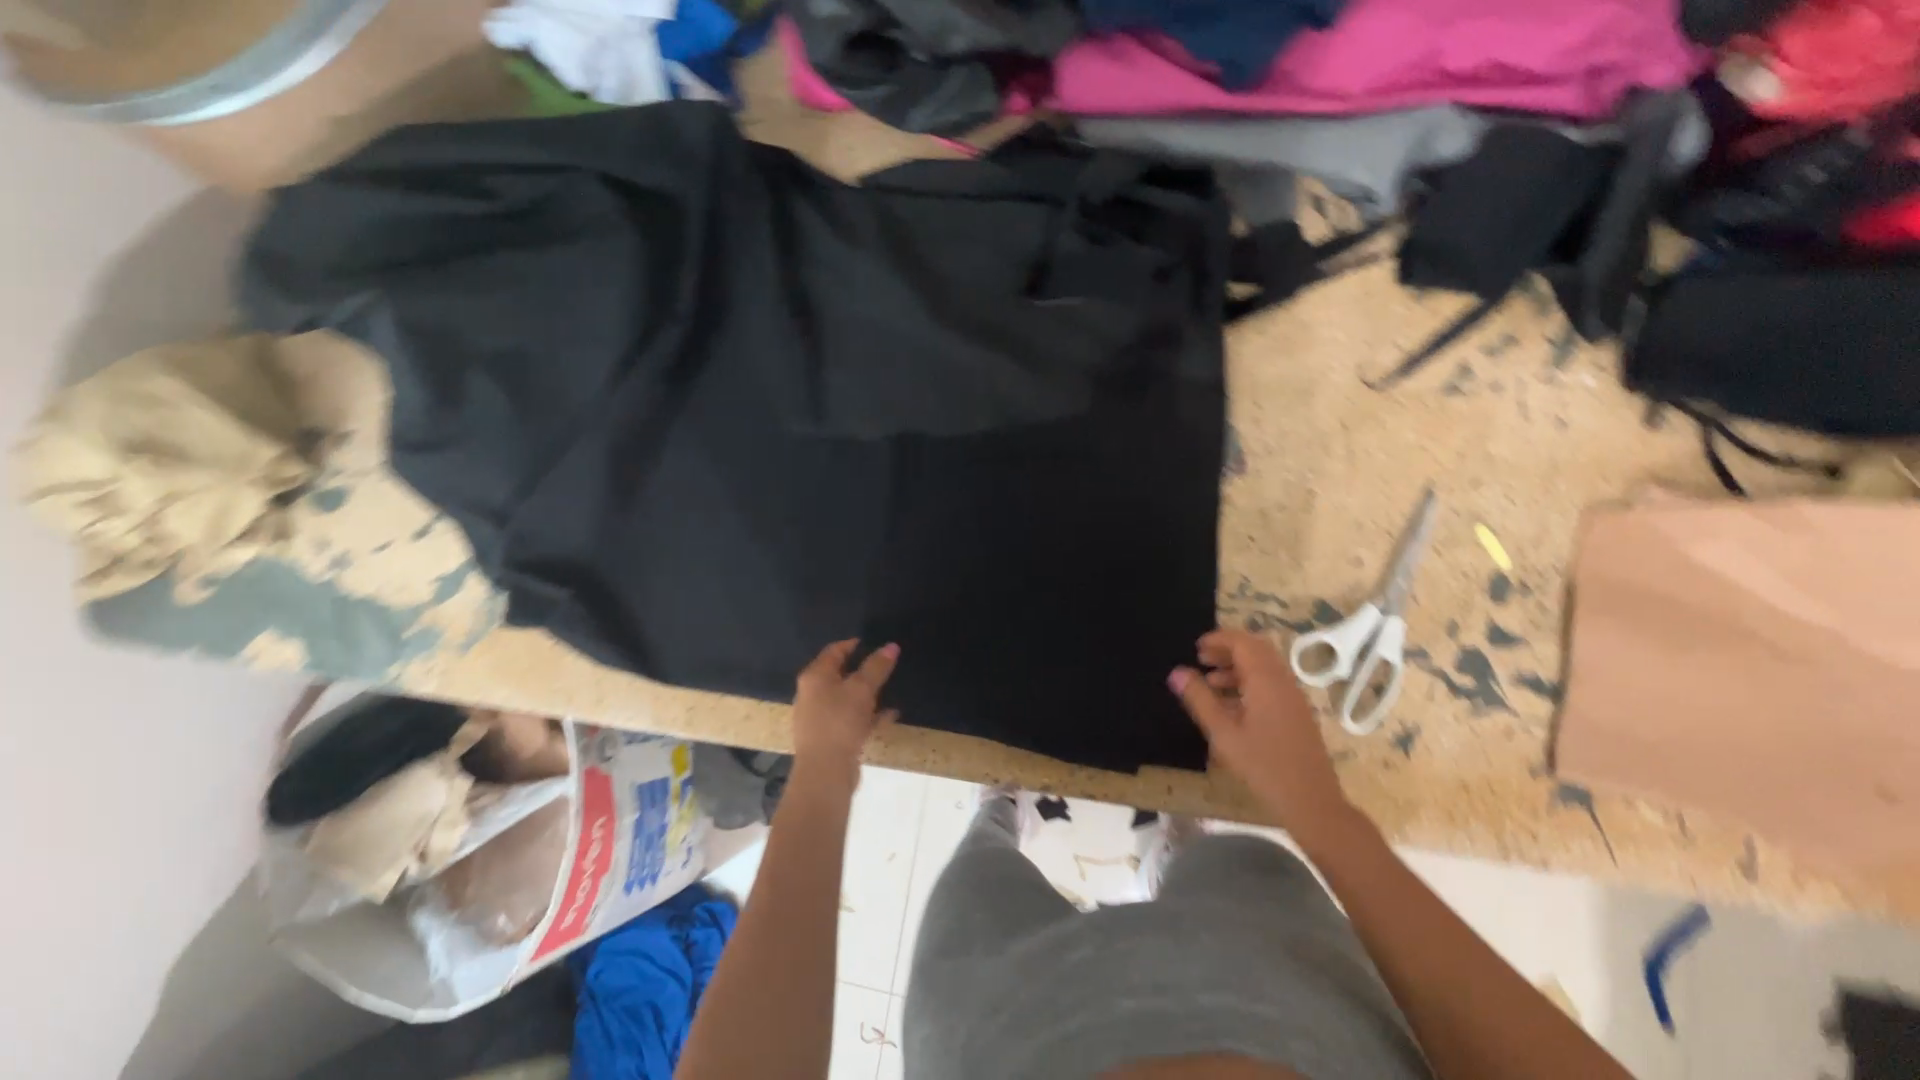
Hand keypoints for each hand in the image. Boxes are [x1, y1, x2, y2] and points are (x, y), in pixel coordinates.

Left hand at [791, 639, 900, 769]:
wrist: (825, 771)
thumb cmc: (839, 722)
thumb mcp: (861, 689)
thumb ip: (876, 667)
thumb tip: (891, 646)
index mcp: (814, 677)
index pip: (833, 651)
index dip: (853, 644)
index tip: (874, 642)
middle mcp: (812, 694)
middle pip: (839, 675)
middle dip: (862, 670)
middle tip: (886, 664)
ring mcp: (820, 718)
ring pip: (847, 698)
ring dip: (868, 694)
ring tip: (891, 688)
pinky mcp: (831, 738)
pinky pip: (852, 719)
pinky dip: (869, 715)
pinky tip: (890, 715)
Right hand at [1169, 628, 1361, 843]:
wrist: (1310, 799)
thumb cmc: (1262, 765)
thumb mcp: (1223, 733)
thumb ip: (1199, 699)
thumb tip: (1177, 672)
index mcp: (1266, 681)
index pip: (1243, 643)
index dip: (1219, 639)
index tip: (1196, 647)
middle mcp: (1283, 682)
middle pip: (1257, 651)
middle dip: (1228, 650)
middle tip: (1201, 660)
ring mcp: (1293, 698)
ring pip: (1265, 668)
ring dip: (1238, 668)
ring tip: (1211, 684)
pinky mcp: (1297, 714)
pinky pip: (1272, 685)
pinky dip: (1250, 683)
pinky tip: (1232, 706)